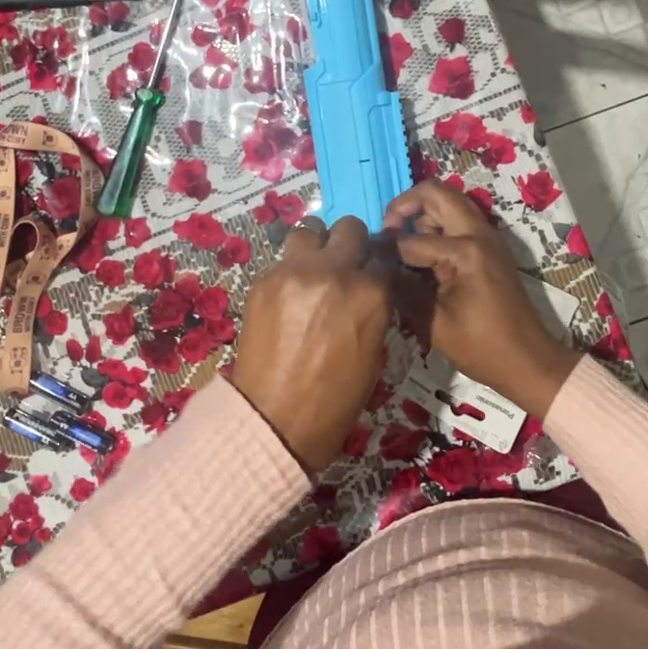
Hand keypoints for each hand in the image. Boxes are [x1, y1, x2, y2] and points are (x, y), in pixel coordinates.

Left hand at [230, 215, 392, 472]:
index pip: (383, 257)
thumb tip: (367, 289)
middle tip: (342, 268)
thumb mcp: (372, 351)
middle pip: (350, 228)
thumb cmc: (335, 399)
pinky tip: (288, 298)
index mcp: (371, 294)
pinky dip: (291, 272)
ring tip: (311, 272)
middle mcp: (335, 272)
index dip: (377, 267)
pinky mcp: (264, 279)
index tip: (371, 277)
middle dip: (350, 245)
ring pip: (310, 230)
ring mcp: (296, 272)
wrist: (275, 419)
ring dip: (316, 247)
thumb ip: (372, 308)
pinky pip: (284, 260)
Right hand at [385, 182, 579, 417]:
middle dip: (405, 205)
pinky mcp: (491, 246)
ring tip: (404, 244)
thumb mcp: (433, 322)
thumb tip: (376, 267)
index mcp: (464, 251)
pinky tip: (424, 254)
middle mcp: (478, 233)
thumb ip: (402, 288)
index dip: (385, 248)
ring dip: (424, 212)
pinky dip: (438, 224)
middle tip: (387, 231)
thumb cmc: (480, 346)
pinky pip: (460, 219)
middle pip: (436, 193)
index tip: (367, 259)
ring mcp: (488, 237)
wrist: (527, 359)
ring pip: (450, 201)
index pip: (412, 239)